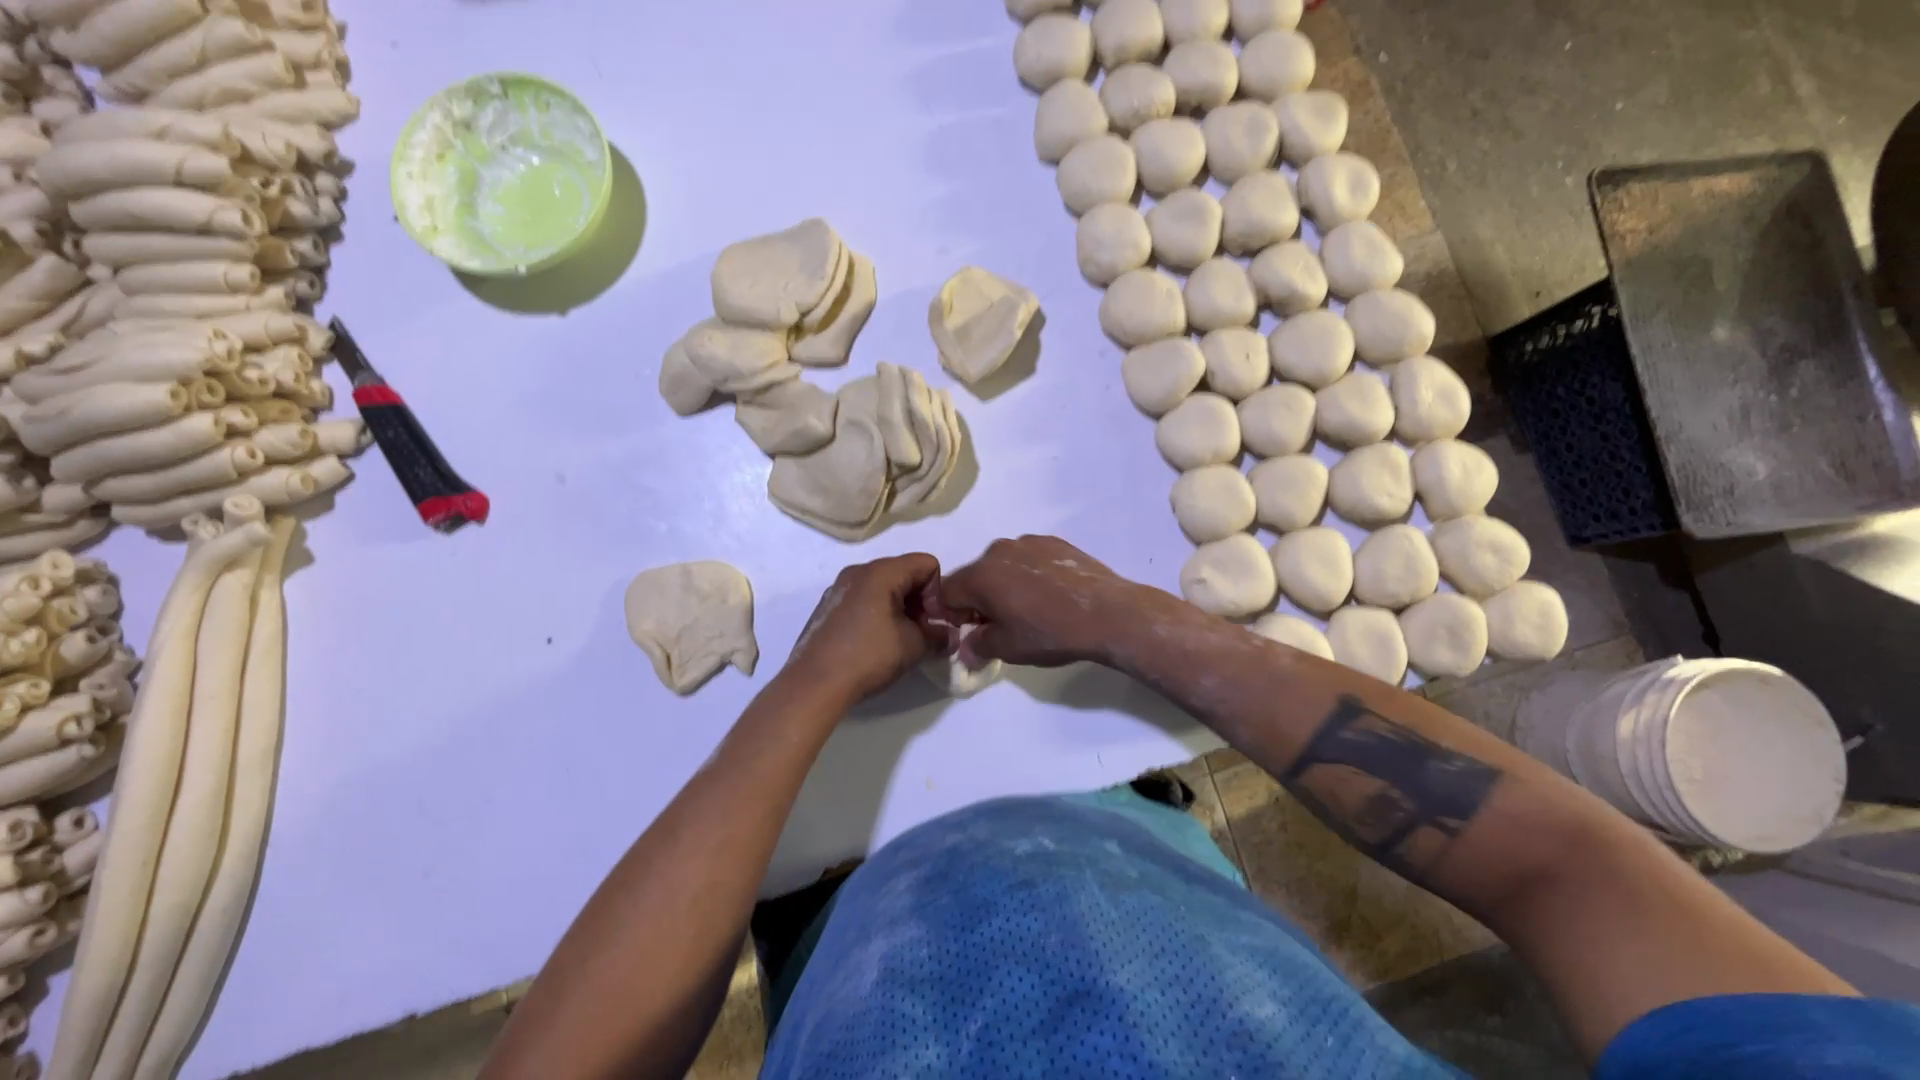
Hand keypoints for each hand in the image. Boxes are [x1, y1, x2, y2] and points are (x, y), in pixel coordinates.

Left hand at [785, 554, 943, 703]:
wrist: (815, 684)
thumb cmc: (869, 656)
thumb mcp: (914, 646)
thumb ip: (938, 635)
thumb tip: (948, 636)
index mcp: (881, 572)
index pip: (926, 564)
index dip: (938, 592)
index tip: (932, 622)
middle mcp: (858, 572)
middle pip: (904, 573)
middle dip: (920, 601)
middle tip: (921, 634)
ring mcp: (839, 589)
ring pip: (882, 588)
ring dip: (899, 610)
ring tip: (899, 641)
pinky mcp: (827, 608)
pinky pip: (863, 600)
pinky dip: (878, 615)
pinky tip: (874, 645)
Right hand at [940, 536, 1157, 668]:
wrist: (1107, 613)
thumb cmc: (1050, 633)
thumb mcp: (1008, 649)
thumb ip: (977, 645)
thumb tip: (966, 648)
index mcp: (980, 575)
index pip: (946, 593)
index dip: (954, 615)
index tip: (975, 632)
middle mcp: (998, 551)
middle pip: (975, 577)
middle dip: (981, 600)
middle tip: (1004, 625)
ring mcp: (1028, 542)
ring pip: (1002, 566)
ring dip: (1006, 586)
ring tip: (1033, 609)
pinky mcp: (1053, 542)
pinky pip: (1028, 558)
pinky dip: (1030, 575)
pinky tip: (1052, 595)